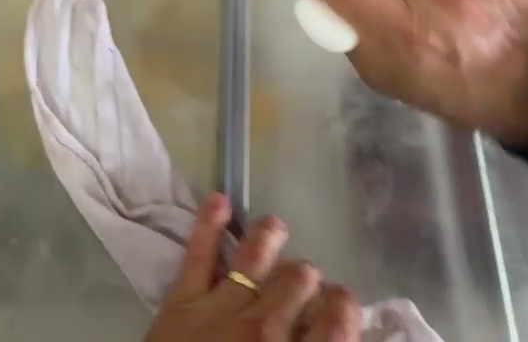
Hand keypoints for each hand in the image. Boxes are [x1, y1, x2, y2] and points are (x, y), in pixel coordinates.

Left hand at [147, 194, 361, 341]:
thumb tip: (332, 339)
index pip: (339, 322)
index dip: (345, 309)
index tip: (342, 305)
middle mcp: (267, 330)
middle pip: (299, 281)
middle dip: (306, 277)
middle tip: (304, 282)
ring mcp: (223, 308)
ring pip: (256, 254)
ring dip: (269, 237)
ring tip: (275, 229)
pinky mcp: (182, 300)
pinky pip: (199, 251)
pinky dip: (208, 220)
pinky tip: (220, 200)